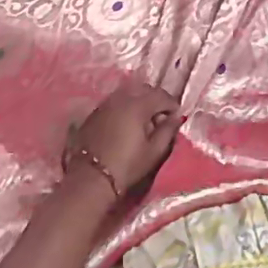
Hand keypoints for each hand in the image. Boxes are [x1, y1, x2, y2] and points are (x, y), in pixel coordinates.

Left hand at [66, 82, 184, 195]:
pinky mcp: (95, 112)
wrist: (91, 178)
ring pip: (128, 93)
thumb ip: (167, 131)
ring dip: (139, 101)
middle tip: (161, 117)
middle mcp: (121, 98)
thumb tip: (176, 117)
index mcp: (138, 105)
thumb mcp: (154, 151)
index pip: (161, 95)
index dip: (172, 104)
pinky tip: (127, 122)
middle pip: (143, 89)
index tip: (176, 117)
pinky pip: (115, 101)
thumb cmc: (127, 166)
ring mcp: (105, 103)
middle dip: (155, 99)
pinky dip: (125, 106)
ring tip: (144, 120)